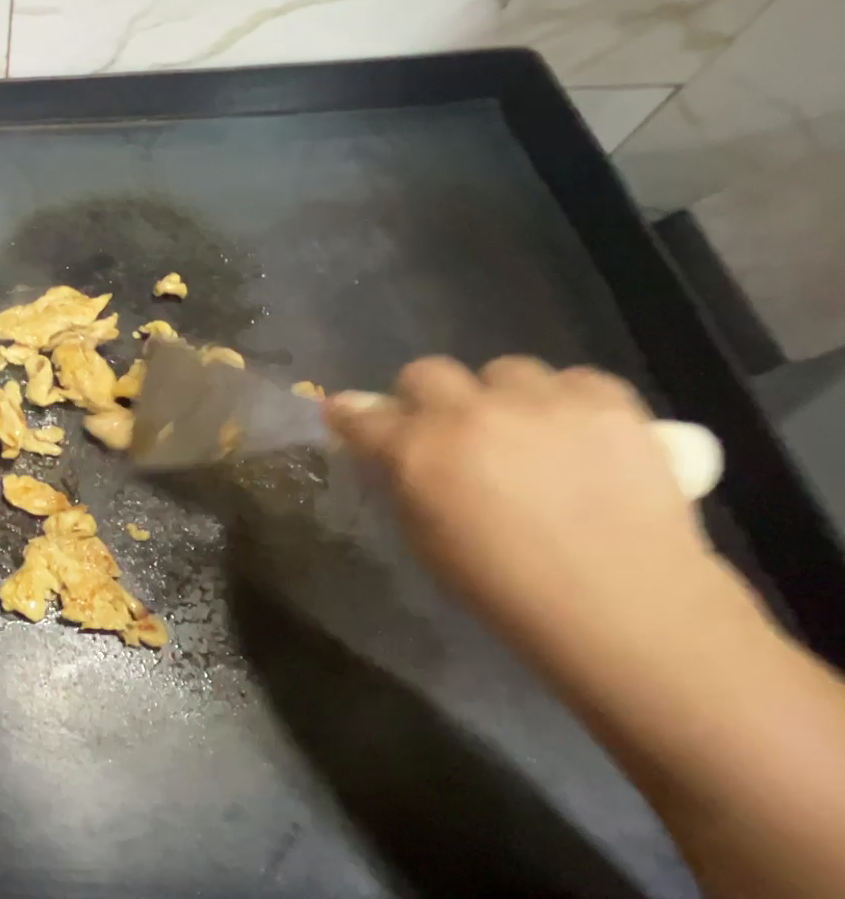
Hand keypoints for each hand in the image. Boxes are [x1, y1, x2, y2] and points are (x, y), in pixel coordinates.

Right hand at [324, 356, 739, 657]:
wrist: (624, 606)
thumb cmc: (503, 586)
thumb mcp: (424, 536)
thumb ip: (401, 480)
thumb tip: (384, 447)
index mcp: (416, 450)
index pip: (359, 413)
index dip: (352, 416)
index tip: (353, 422)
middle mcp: (470, 413)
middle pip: (426, 372)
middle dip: (426, 398)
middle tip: (445, 430)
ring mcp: (542, 403)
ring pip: (504, 370)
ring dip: (502, 397)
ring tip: (525, 432)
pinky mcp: (608, 403)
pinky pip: (575, 379)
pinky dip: (568, 401)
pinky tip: (577, 435)